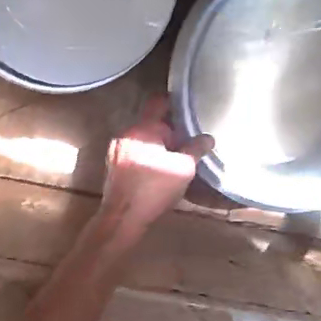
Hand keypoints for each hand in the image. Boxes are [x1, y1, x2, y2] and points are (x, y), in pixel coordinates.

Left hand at [99, 95, 212, 234]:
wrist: (122, 218)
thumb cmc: (154, 191)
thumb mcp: (183, 169)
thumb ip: (196, 149)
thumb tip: (207, 138)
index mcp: (143, 128)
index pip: (158, 102)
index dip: (174, 102)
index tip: (188, 109)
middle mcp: (126, 133)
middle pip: (151, 122)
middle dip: (169, 130)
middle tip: (187, 141)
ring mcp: (116, 149)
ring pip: (142, 138)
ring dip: (157, 144)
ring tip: (174, 159)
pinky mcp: (112, 164)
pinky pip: (133, 150)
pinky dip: (146, 155)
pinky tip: (157, 170)